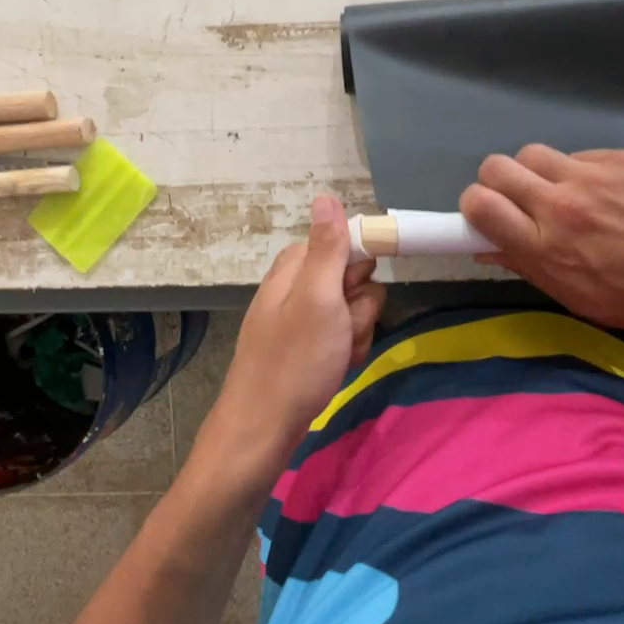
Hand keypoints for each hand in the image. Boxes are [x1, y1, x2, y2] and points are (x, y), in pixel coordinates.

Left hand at [196, 195, 385, 474]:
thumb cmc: (294, 362)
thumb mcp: (318, 299)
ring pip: (354, 312)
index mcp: (295, 267)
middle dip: (359, 309)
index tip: (354, 292)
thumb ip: (327, 248)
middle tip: (341, 331)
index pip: (347, 244)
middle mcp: (297, 287)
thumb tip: (326, 195)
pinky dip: (346, 354)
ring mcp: (302, 320)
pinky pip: (343, 338)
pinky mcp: (308, 348)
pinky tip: (334, 370)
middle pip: (355, 280)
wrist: (263, 428)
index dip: (360, 270)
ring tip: (336, 356)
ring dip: (355, 335)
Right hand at [458, 145, 623, 335]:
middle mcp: (562, 205)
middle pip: (496, 167)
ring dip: (535, 173)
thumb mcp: (579, 299)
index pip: (479, 204)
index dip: (474, 206)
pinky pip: (579, 154)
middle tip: (517, 202)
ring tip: (558, 193)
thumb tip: (490, 246)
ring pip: (533, 153)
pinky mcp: (623, 158)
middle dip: (496, 183)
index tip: (484, 216)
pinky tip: (604, 193)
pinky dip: (579, 171)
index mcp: (546, 248)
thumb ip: (530, 267)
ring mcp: (593, 176)